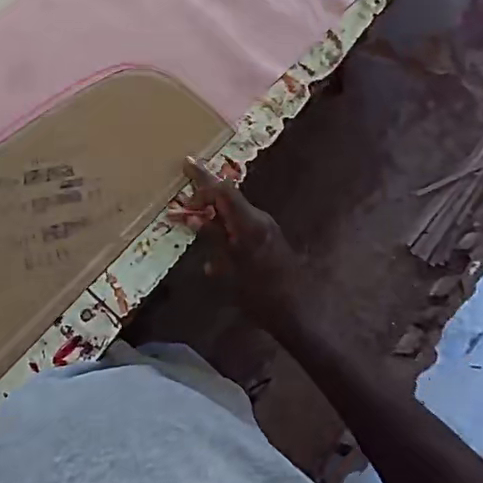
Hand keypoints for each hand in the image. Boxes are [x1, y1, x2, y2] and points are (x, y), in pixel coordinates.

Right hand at [180, 157, 307, 325]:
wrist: (297, 314)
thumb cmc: (260, 292)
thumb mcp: (231, 267)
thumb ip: (213, 239)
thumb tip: (193, 218)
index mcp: (250, 223)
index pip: (223, 191)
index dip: (202, 187)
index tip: (185, 193)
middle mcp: (259, 220)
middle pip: (228, 196)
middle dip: (206, 187)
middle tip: (188, 168)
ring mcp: (265, 230)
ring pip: (233, 212)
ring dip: (213, 212)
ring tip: (194, 215)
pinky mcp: (267, 241)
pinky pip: (240, 227)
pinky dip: (224, 229)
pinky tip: (212, 256)